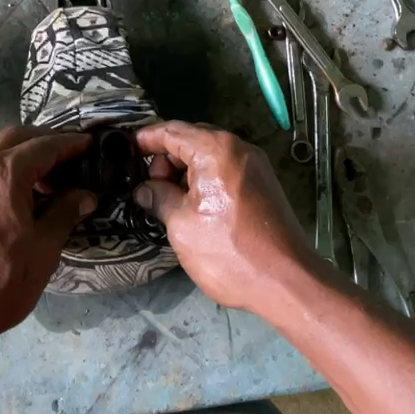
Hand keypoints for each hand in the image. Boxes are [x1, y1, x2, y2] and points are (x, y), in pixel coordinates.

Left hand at [0, 127, 97, 340]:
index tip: (89, 143)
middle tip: (69, 155)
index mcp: (2, 173)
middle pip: (16, 138)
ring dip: (21, 154)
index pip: (43, 147)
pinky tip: (17, 192)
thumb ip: (65, 213)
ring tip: (46, 178)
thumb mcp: (43, 249)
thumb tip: (85, 195)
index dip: (69, 144)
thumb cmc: (0, 282)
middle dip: (44, 141)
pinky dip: (2, 167)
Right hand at [131, 120, 313, 311]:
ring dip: (185, 169)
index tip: (126, 151)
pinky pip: (225, 167)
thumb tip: (144, 190)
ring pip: (209, 154)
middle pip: (192, 138)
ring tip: (169, 199)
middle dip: (166, 157)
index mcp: (215, 149)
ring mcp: (254, 165)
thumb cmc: (229, 251)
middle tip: (149, 186)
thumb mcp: (182, 225)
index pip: (172, 131)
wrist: (287, 282)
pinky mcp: (263, 184)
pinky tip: (194, 203)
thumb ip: (159, 198)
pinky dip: (205, 177)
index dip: (146, 139)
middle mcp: (238, 147)